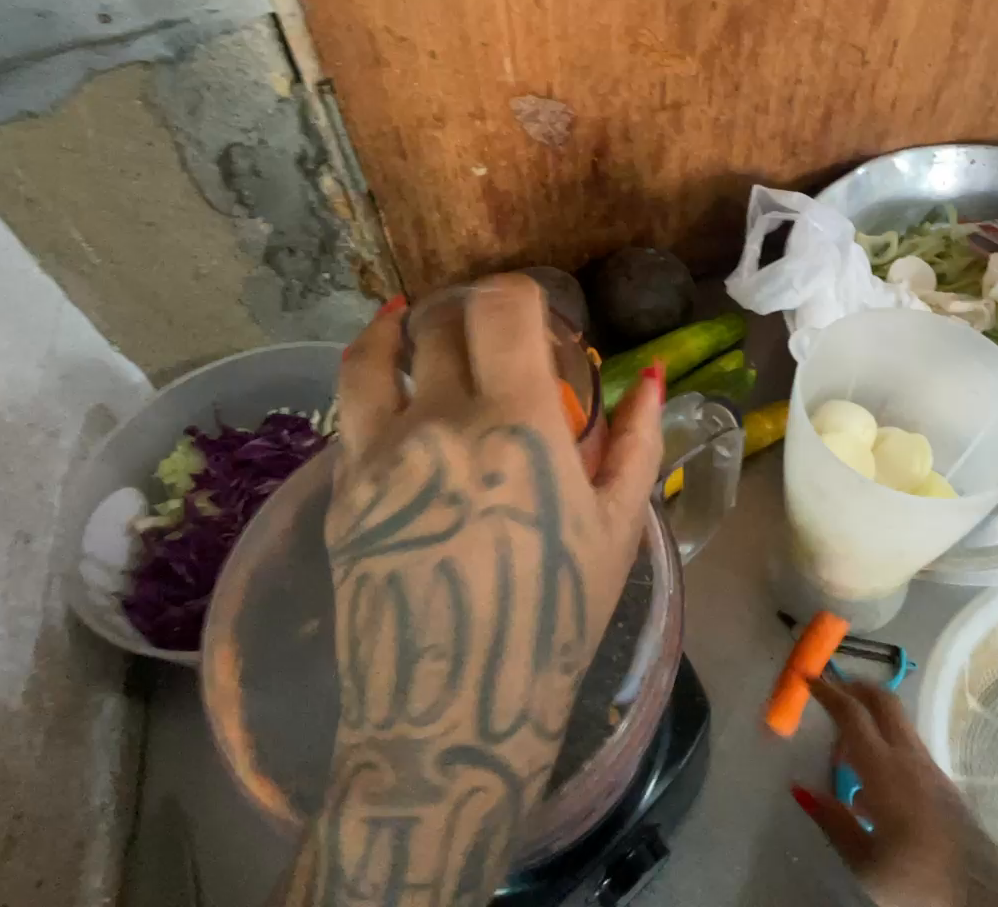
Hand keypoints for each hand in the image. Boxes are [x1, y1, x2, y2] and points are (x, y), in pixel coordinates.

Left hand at [274, 275, 665, 906]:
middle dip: (471, 309)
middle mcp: (442, 420)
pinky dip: (370, 367)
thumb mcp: (615, 527)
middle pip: (442, 321)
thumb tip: (653, 376)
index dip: (520, 289)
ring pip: (377, 349)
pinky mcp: (344, 486)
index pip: (504, 307)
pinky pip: (348, 402)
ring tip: (419, 323)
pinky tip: (388, 371)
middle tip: (491, 330)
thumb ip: (638, 439)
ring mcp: (382, 452)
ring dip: (404, 324)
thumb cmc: (556, 619)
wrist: (454, 708)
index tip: (535, 309)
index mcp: (519, 425)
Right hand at [794, 678, 997, 906]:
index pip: (852, 714)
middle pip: (883, 701)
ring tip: (846, 737)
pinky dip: (885, 738)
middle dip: (855, 687)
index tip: (808, 679)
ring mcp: (930, 767)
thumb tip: (802, 789)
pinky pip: (908, 743)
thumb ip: (832, 820)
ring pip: (898, 721)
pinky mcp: (943, 783)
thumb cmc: (917, 880)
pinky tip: (873, 772)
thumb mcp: (864, 861)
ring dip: (871, 713)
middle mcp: (908, 757)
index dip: (828, 692)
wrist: (984, 898)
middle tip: (831, 688)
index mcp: (883, 769)